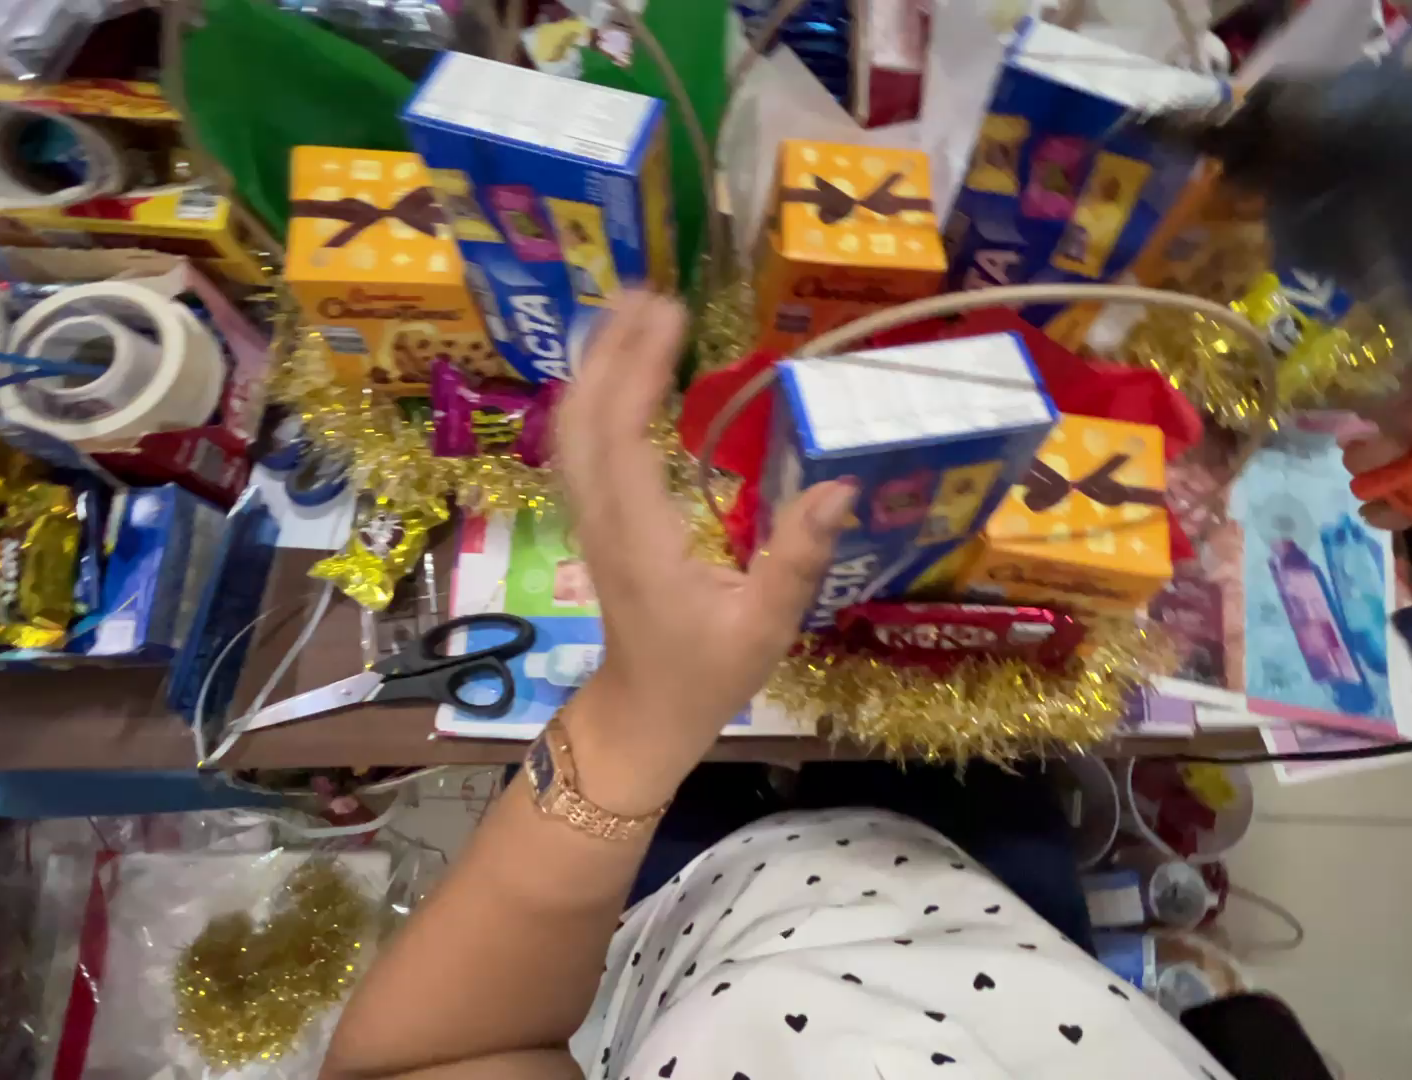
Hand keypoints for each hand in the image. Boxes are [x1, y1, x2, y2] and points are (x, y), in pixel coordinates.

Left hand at [552, 291, 854, 814]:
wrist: (644, 713)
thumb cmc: (705, 677)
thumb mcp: (765, 628)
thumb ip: (797, 560)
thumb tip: (841, 486)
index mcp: (642, 540)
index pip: (623, 438)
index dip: (639, 369)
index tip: (669, 314)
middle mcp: (604, 520)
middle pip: (583, 419)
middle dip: (609, 350)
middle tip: (648, 294)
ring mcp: (591, 521)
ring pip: (571, 431)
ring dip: (594, 369)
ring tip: (626, 316)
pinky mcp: (595, 524)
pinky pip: (579, 450)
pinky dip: (591, 401)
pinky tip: (612, 376)